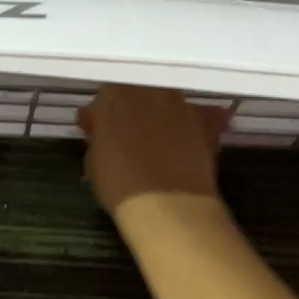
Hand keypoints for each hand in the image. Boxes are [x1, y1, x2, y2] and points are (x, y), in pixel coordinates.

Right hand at [77, 85, 229, 215]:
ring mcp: (180, 104)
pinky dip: (192, 129)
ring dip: (162, 119)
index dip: (102, 118)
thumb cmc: (119, 185)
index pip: (104, 98)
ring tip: (160, 147)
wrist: (167, 206)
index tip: (99, 134)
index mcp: (113, 97)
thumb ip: (98, 138)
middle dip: (134, 113)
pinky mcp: (205, 122)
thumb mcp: (93, 161)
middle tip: (130, 139)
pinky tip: (187, 147)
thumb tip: (102, 131)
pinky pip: (197, 119)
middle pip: (138, 96)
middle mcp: (148, 92)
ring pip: (167, 106)